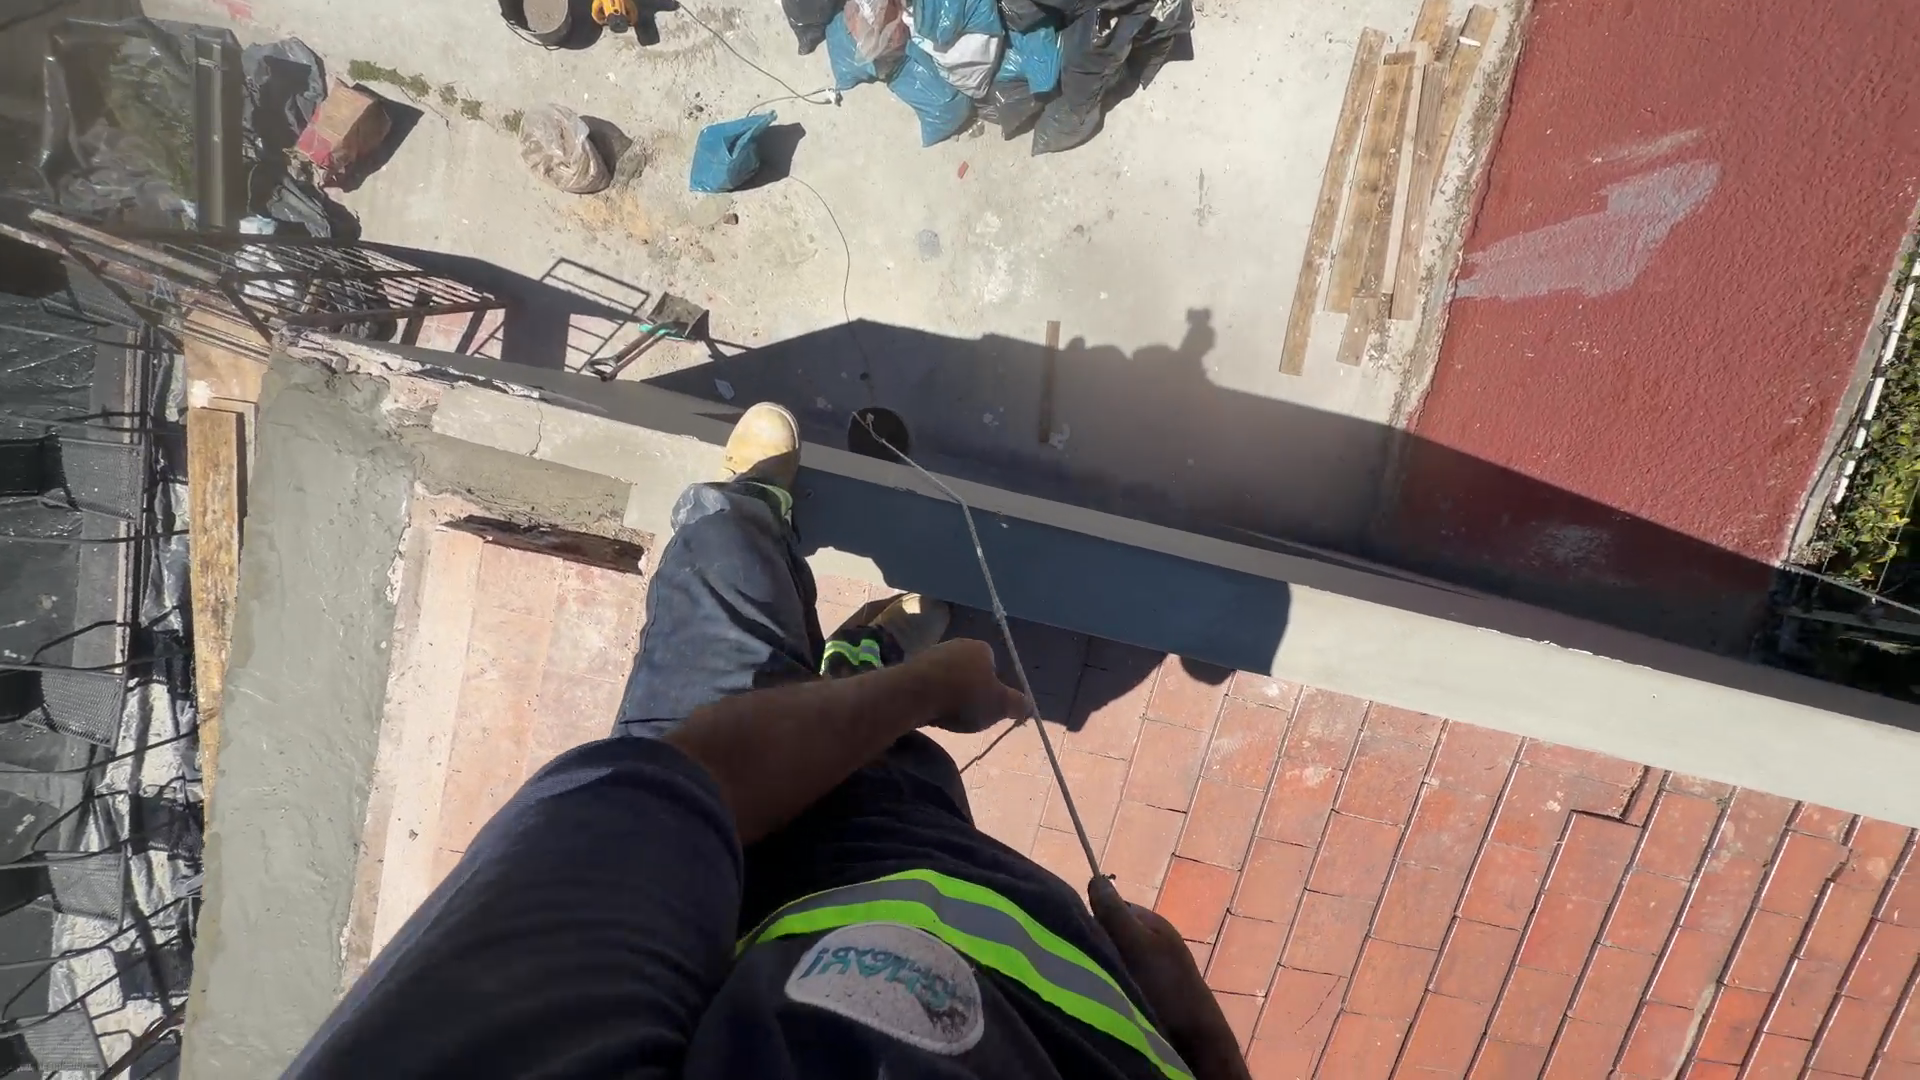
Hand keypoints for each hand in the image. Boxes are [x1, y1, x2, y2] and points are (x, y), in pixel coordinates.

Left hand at [912, 639, 1026, 732]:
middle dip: (970, 687)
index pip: (993, 664)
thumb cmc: (964, 696)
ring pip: (948, 674)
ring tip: (948, 713)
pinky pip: (929, 681)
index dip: (992, 685)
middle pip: (970, 669)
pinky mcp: (912, 666)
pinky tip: (931, 709)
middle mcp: (958, 644)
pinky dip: (932, 694)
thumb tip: (1027, 704)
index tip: (987, 704)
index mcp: (982, 648)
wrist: (915, 693)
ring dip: (949, 691)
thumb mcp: (999, 705)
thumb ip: (1016, 704)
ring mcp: (933, 653)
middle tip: (969, 711)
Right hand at [1089, 877, 1250, 1079]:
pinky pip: (1127, 982)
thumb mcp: (1136, 944)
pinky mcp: (1158, 996)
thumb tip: (1094, 876)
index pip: (1112, 908)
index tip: (1084, 939)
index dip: (1095, 920)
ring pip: (1119, 960)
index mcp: (1154, 922)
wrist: (1199, 1048)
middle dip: (1101, 946)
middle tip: (1091, 965)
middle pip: (1115, 934)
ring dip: (1108, 970)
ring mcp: (1158, 970)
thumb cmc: (1167, 988)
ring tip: (1101, 985)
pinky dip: (1118, 988)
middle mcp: (1157, 941)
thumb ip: (1115, 913)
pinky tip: (1113, 1000)